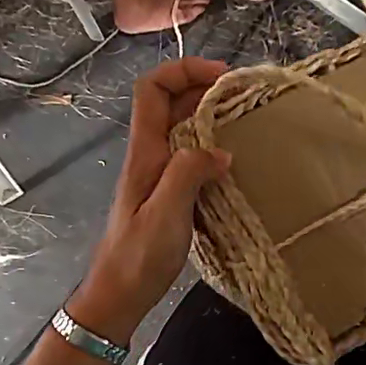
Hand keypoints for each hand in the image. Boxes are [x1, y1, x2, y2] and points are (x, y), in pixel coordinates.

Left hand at [69, 58, 230, 345]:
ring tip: (246, 122)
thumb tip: (221, 151)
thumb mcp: (166, 213)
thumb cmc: (139, 256)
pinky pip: (191, 157)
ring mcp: (159, 175)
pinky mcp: (169, 195)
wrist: (120, 293)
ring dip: (210, 117)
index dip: (183, 71)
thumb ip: (188, 173)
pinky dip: (212, 148)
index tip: (222, 77)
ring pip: (182, 129)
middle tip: (244, 98)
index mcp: (145, 152)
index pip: (152, 90)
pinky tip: (234, 161)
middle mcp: (150, 156)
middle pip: (170, 103)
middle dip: (204, 89)